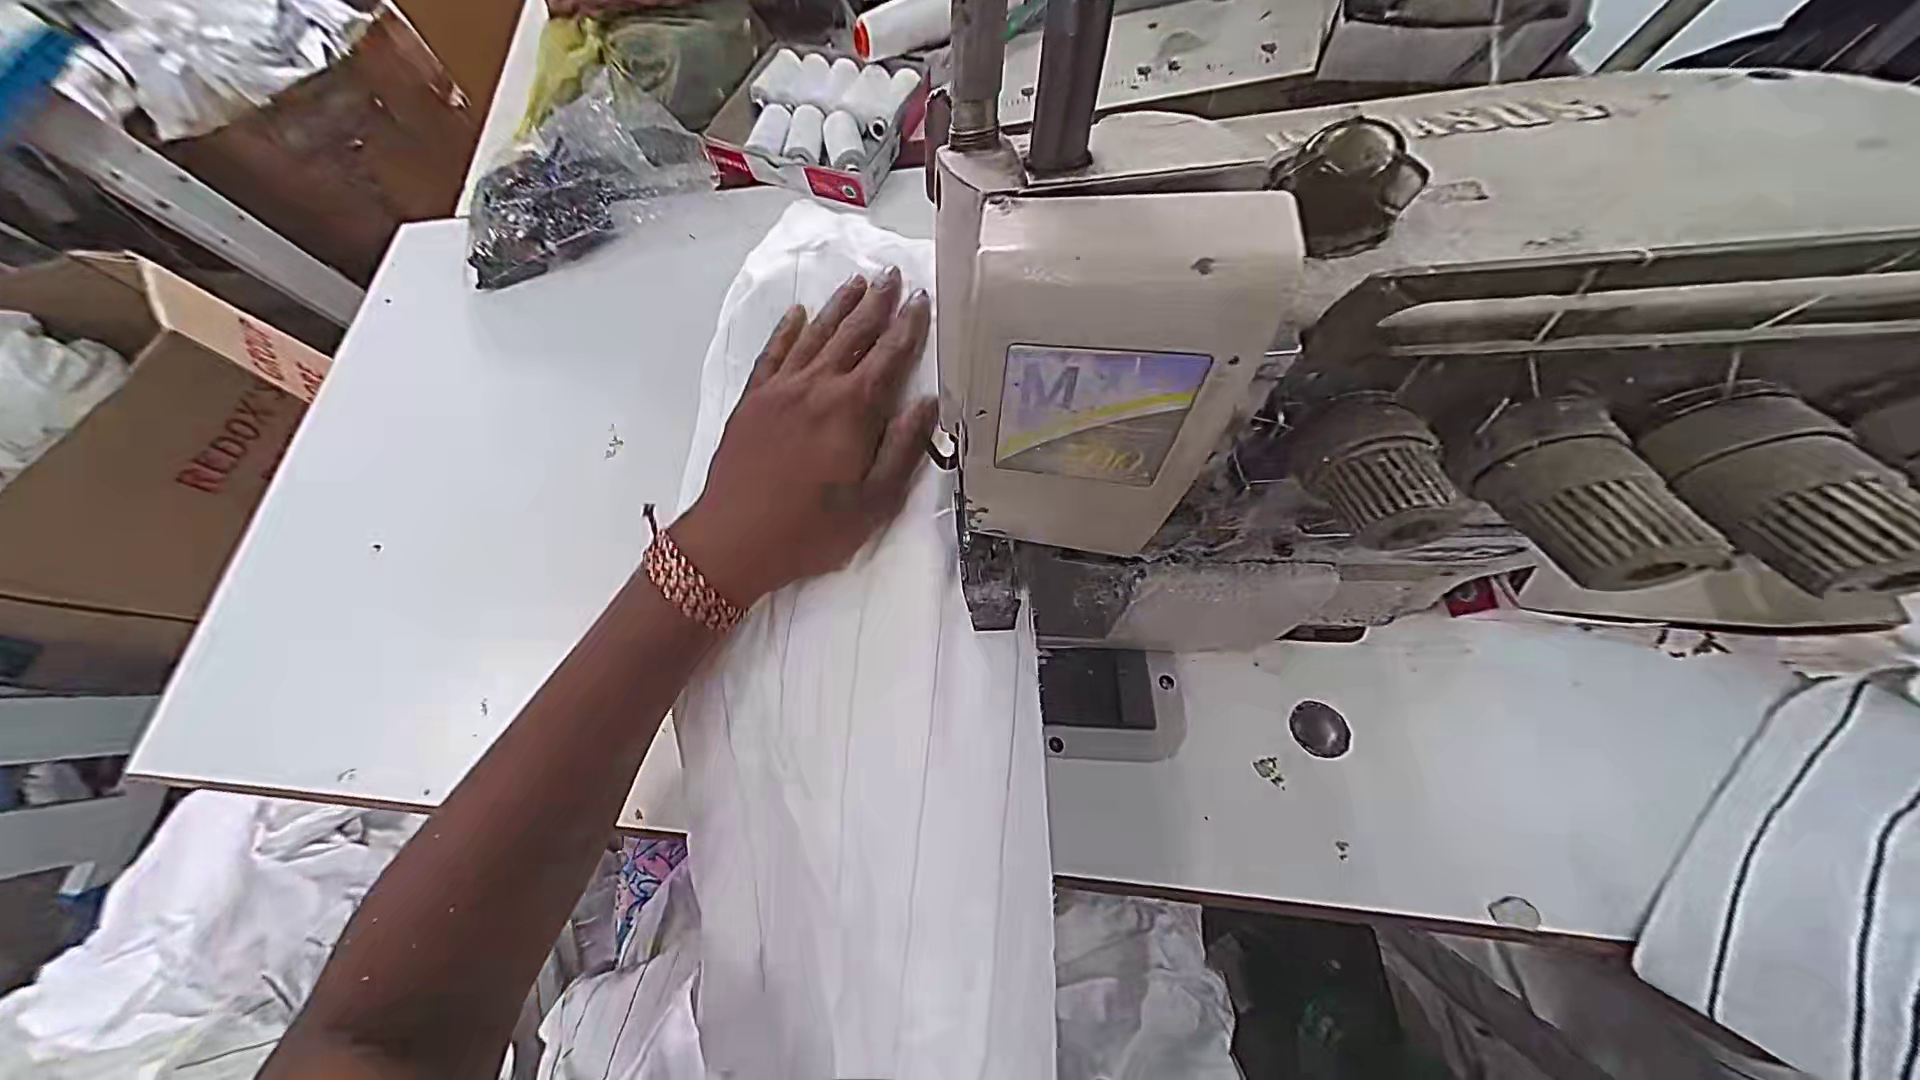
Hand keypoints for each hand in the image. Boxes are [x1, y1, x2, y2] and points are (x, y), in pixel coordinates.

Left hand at [669, 268, 935, 607]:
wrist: (735, 539)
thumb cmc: (812, 528)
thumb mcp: (875, 501)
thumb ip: (904, 448)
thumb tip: (927, 403)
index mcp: (852, 410)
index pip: (889, 356)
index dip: (909, 326)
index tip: (920, 299)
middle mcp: (817, 387)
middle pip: (853, 334)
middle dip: (876, 303)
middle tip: (892, 275)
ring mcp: (780, 389)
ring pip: (815, 335)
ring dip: (838, 307)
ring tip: (857, 283)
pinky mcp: (752, 399)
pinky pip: (773, 353)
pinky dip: (787, 330)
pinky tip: (798, 314)